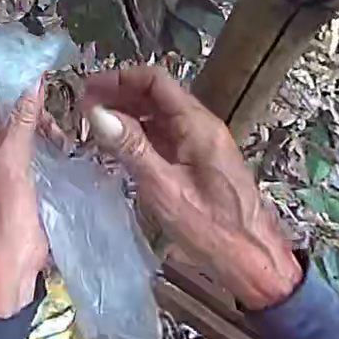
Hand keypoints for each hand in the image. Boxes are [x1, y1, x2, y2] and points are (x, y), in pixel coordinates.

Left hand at [0, 83, 48, 317]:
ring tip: (56, 134)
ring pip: (9, 123)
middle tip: (52, 112)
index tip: (41, 71)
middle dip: (25, 106)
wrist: (4, 278)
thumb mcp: (12, 167)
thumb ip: (22, 120)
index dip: (9, 83)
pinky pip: (16, 142)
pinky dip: (35, 139)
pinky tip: (54, 142)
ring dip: (34, 124)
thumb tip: (33, 80)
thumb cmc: (0, 224)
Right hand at [82, 67, 301, 309]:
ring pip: (159, 115)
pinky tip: (119, 147)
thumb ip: (131, 148)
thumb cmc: (211, 227)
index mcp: (197, 124)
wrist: (253, 260)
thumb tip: (98, 112)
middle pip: (156, 95)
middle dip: (119, 94)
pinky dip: (140, 134)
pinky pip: (165, 135)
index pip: (156, 81)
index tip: (89, 88)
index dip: (119, 78)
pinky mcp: (199, 161)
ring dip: (127, 114)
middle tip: (85, 106)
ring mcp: (201, 143)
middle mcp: (201, 126)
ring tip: (95, 124)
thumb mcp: (164, 188)